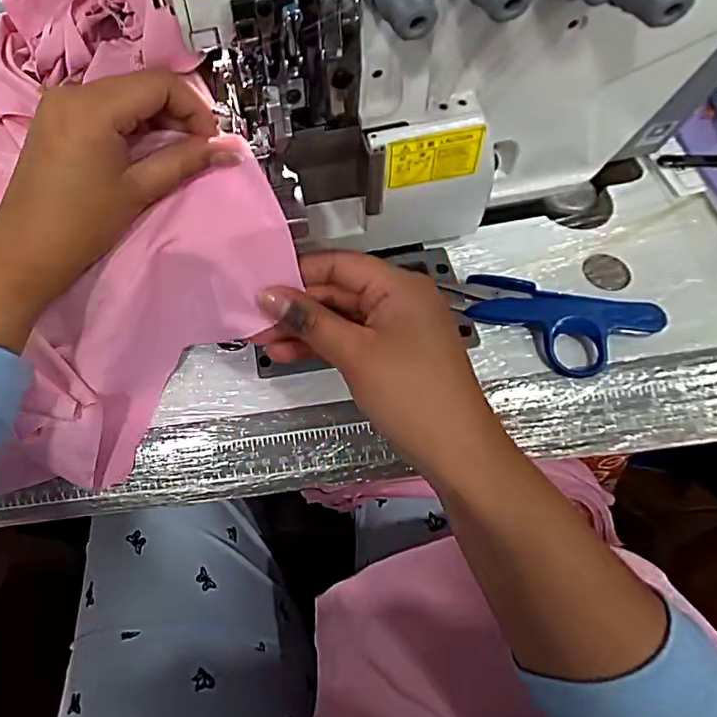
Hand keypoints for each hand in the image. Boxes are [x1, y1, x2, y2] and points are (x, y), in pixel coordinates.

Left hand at [0, 70, 237, 351]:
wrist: (23, 255)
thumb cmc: (81, 224)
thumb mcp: (138, 189)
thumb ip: (186, 161)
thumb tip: (229, 150)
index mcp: (93, 105)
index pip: (160, 83)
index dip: (194, 107)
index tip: (210, 140)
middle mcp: (72, 92)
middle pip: (141, 84)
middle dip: (176, 111)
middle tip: (197, 146)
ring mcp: (59, 104)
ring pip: (123, 94)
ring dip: (154, 116)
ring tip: (174, 150)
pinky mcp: (53, 119)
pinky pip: (102, 106)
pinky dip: (129, 122)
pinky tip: (142, 149)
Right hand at [253, 251, 511, 478]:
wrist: (457, 452)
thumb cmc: (416, 397)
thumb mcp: (355, 353)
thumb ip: (309, 320)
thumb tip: (271, 296)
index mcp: (399, 287)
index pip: (339, 264)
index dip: (299, 273)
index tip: (264, 285)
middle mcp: (399, 300)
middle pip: (337, 290)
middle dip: (297, 305)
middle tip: (258, 316)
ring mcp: (396, 327)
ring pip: (339, 317)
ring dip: (304, 328)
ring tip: (266, 338)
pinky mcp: (391, 352)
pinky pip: (350, 338)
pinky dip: (322, 344)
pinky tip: (289, 352)